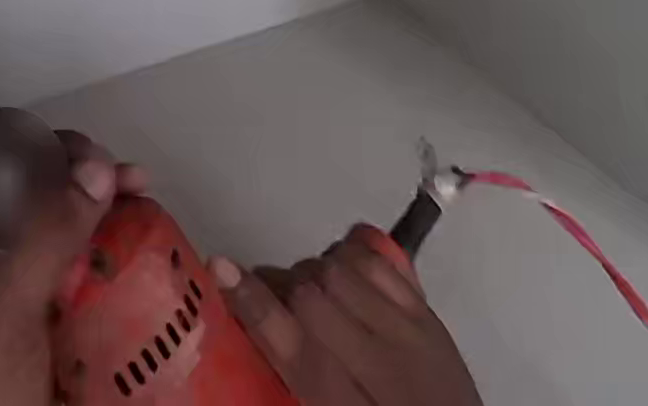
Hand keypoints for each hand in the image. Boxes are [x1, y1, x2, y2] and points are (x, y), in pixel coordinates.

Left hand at [0, 131, 148, 405]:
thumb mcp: (3, 310)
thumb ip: (45, 236)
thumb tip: (97, 167)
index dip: (34, 144)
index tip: (84, 154)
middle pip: (29, 182)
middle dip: (78, 169)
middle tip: (123, 175)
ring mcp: (13, 280)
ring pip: (58, 218)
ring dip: (99, 200)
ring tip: (140, 191)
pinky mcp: (43, 312)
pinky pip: (77, 261)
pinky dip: (107, 243)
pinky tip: (136, 236)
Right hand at [210, 224, 484, 405]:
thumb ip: (285, 359)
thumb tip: (240, 302)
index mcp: (337, 399)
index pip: (292, 345)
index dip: (254, 303)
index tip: (218, 266)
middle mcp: (378, 368)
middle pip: (310, 297)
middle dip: (282, 288)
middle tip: (276, 302)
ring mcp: (410, 336)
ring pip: (340, 270)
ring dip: (315, 272)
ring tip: (317, 294)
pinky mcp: (429, 315)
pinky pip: (380, 262)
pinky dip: (354, 255)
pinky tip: (348, 272)